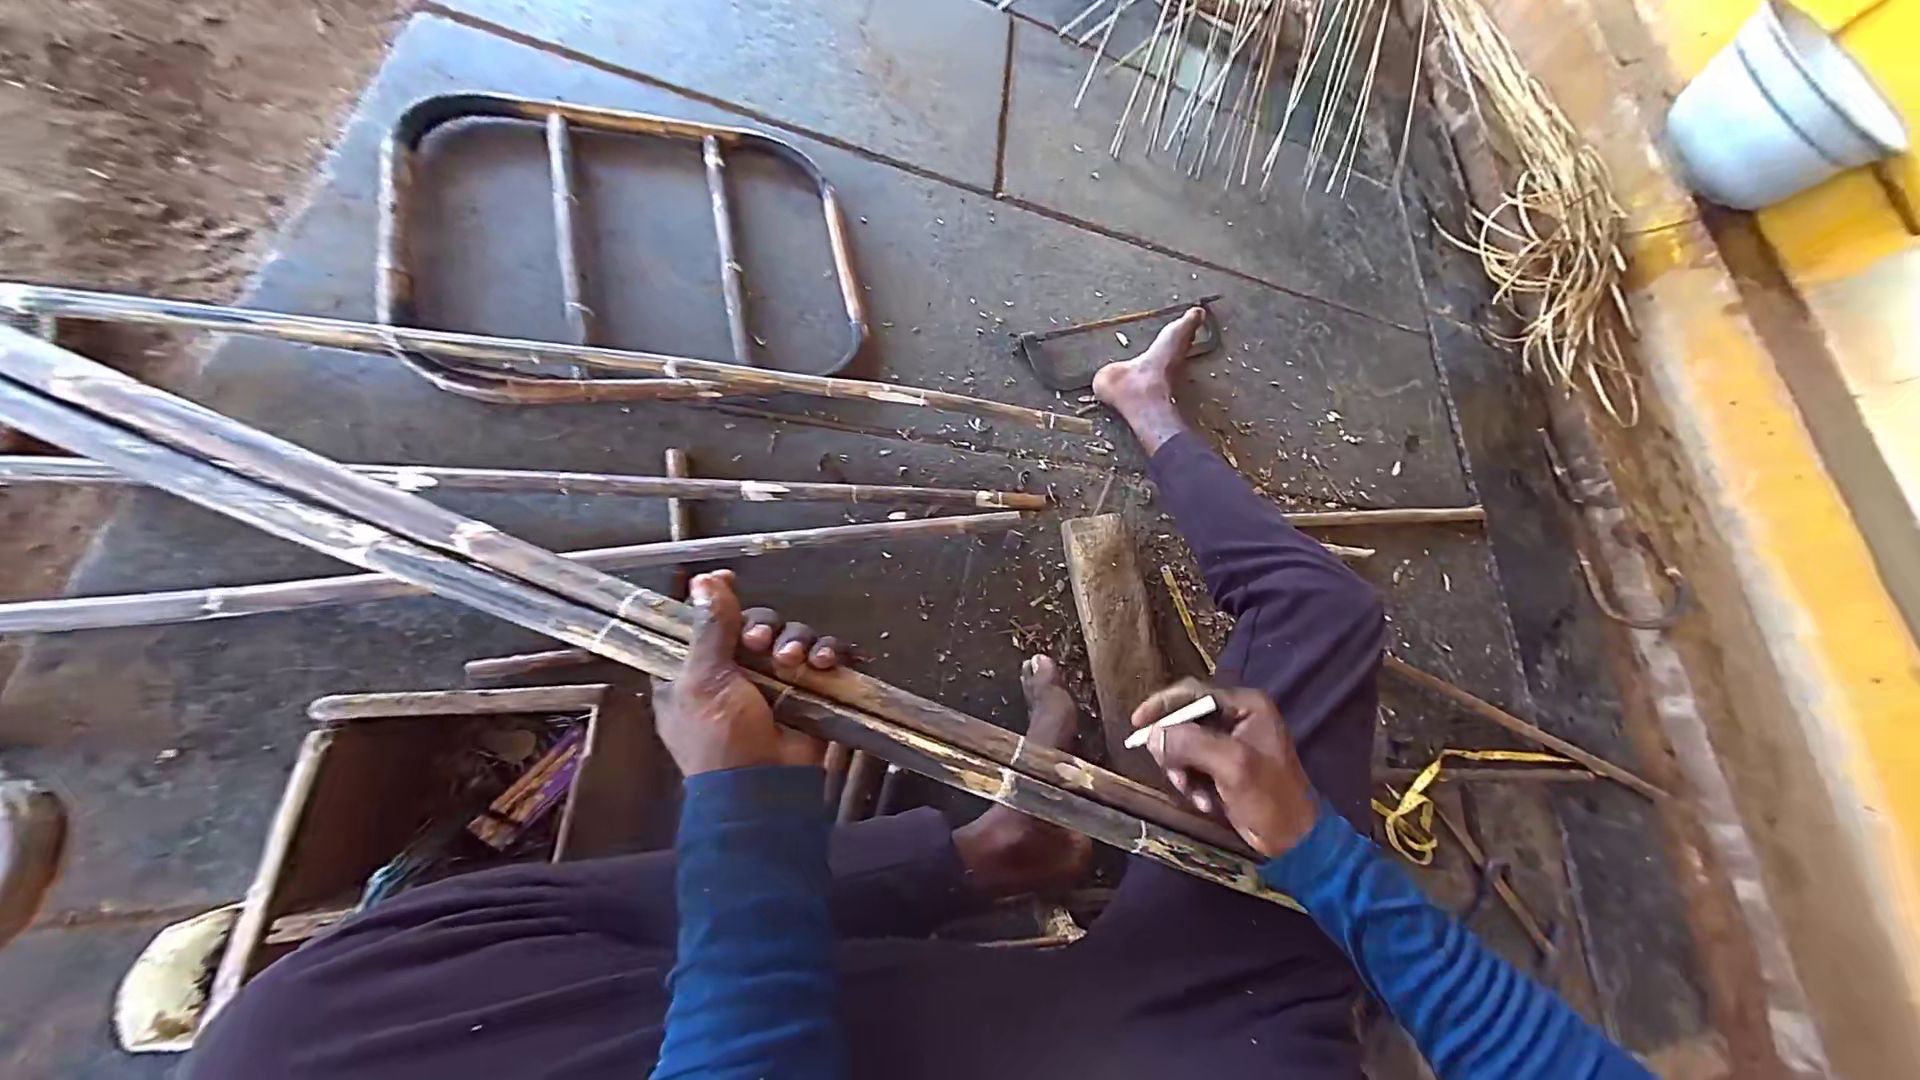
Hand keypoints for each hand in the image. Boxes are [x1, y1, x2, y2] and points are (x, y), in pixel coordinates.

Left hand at [653, 570, 832, 775]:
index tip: (729, 580)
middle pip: (755, 623)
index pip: (706, 620)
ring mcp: (774, 679)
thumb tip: (704, 580)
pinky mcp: (807, 688)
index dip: (717, 599)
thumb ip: (709, 628)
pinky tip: (825, 662)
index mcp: (696, 668)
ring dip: (797, 641)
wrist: (765, 787)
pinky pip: (821, 655)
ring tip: (795, 661)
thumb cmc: (719, 738)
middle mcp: (735, 669)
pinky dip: (826, 652)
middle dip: (764, 629)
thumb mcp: (704, 681)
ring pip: (792, 636)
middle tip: (761, 645)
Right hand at [1131, 680, 1319, 857]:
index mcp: (1246, 705)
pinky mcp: (1223, 763)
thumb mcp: (1231, 765)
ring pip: (1182, 743)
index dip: (1162, 705)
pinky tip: (1203, 800)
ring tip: (1193, 792)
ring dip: (1181, 770)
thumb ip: (1190, 743)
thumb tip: (1151, 735)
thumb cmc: (1271, 798)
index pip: (1192, 693)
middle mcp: (1236, 716)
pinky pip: (1190, 762)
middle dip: (1174, 748)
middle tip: (1172, 772)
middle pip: (1183, 719)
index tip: (1137, 723)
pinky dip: (1190, 781)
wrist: (1295, 843)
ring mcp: (1229, 740)